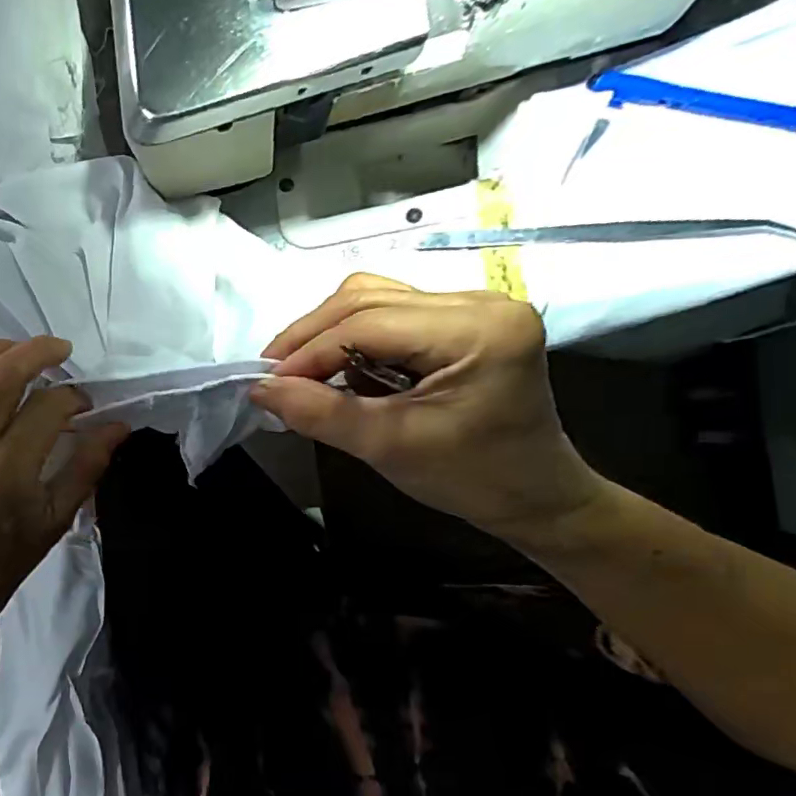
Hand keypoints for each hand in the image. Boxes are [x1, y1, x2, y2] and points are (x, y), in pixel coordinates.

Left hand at [0, 337, 129, 665]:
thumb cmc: (10, 557)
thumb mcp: (58, 516)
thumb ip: (89, 465)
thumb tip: (119, 425)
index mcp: (8, 470)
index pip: (47, 407)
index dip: (75, 398)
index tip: (86, 406)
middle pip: (1, 372)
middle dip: (37, 350)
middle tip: (62, 350)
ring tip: (23, 352)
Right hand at [249, 275, 609, 537]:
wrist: (535, 497)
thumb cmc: (472, 478)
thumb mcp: (389, 446)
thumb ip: (321, 413)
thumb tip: (260, 389)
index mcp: (478, 329)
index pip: (369, 324)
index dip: (310, 351)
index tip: (268, 383)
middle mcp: (479, 301)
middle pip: (369, 299)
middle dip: (312, 336)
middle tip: (274, 375)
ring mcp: (474, 305)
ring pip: (375, 299)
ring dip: (329, 333)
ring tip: (301, 373)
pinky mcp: (463, 319)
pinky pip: (392, 314)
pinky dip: (354, 339)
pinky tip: (341, 370)